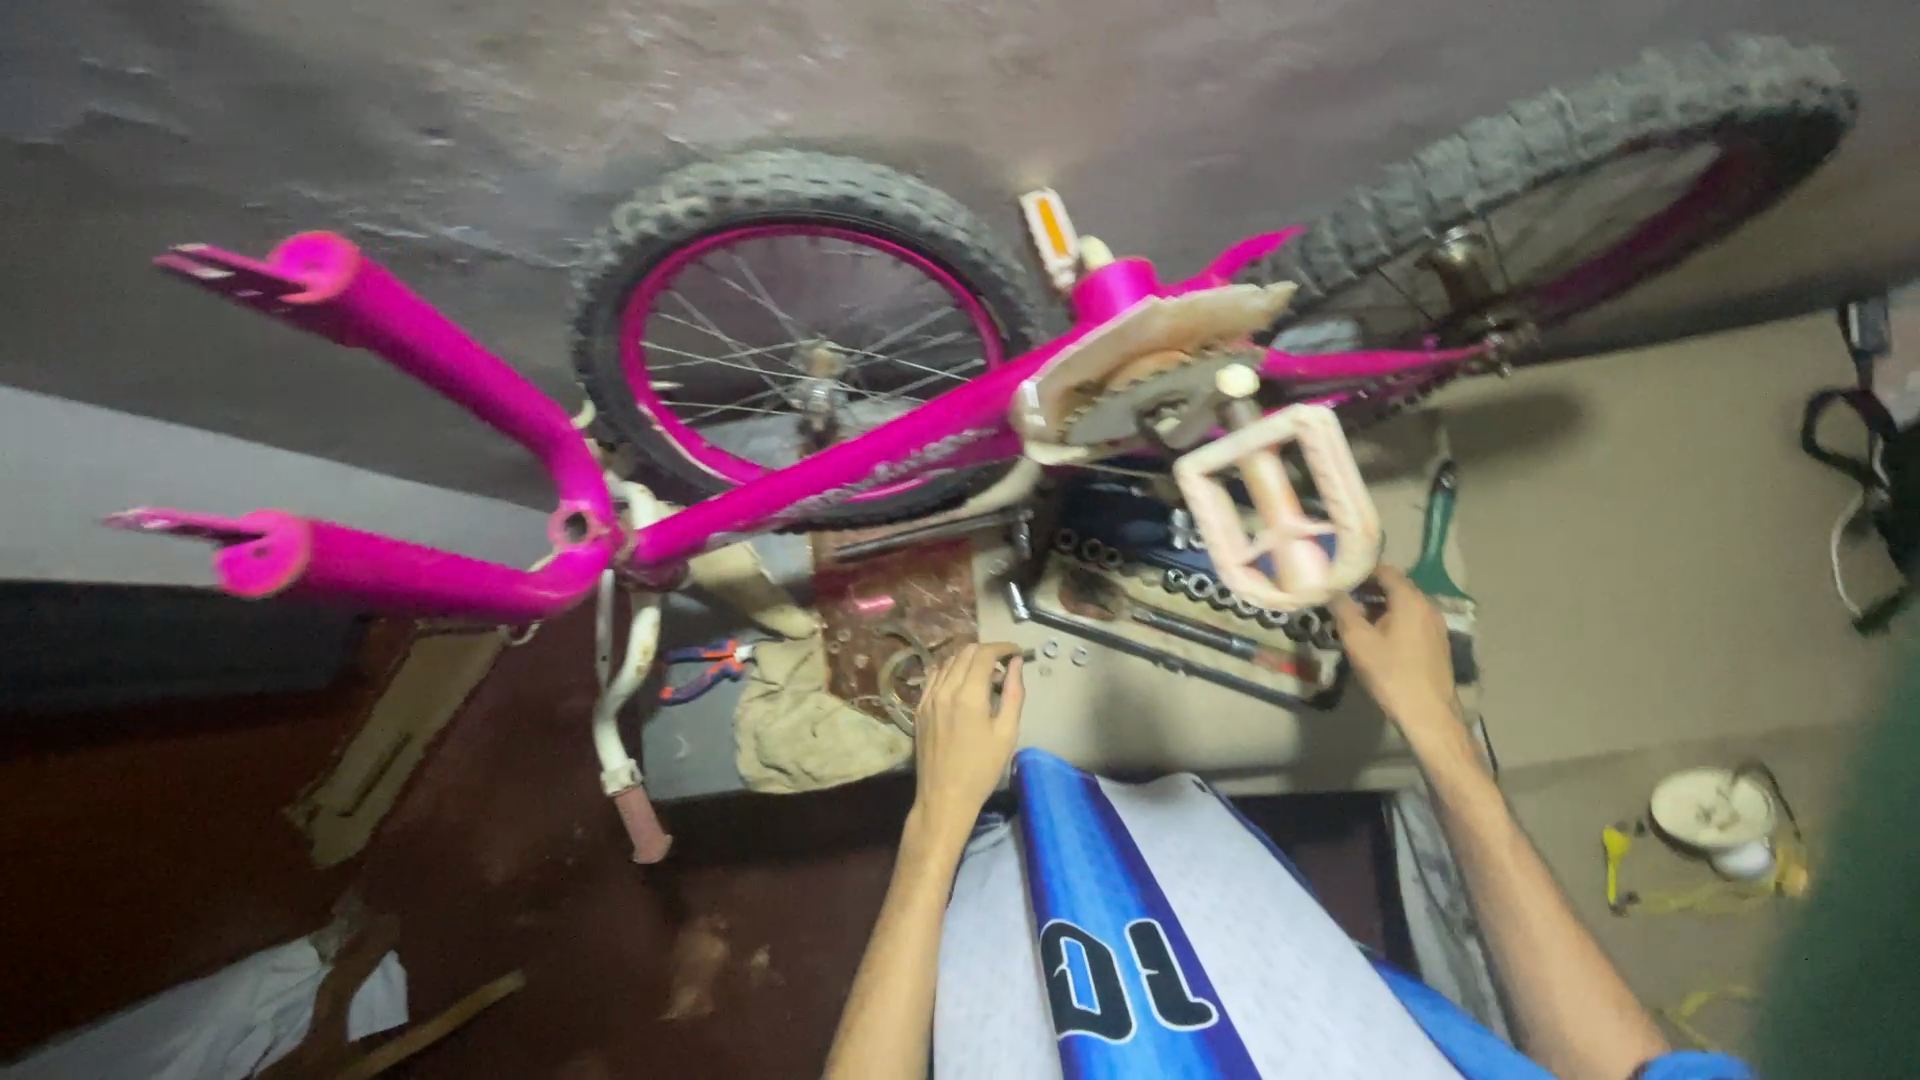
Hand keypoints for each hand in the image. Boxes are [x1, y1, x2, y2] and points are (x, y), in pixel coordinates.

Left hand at [910, 642, 1024, 834]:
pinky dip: (950, 671)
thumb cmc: (982, 769)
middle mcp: (944, 690)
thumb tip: (1016, 664)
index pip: (984, 654)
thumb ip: (1013, 693)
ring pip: (948, 661)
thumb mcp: (1007, 733)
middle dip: (987, 651)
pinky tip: (962, 683)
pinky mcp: (919, 708)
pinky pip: (934, 677)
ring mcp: (928, 698)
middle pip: (965, 652)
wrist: (944, 796)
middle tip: (1005, 665)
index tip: (1017, 652)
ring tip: (986, 674)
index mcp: (968, 695)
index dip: (1003, 647)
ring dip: (968, 659)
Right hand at [1328, 565, 1456, 733]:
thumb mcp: (1357, 639)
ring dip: (1379, 605)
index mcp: (1410, 600)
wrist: (1427, 713)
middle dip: (1368, 589)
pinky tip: (1375, 636)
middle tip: (1341, 597)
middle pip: (1395, 586)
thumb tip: (1331, 589)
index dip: (1361, 571)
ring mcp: (1435, 625)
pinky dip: (1392, 619)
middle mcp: (1427, 606)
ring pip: (1403, 604)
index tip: (1338, 577)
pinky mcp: (1436, 642)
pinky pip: (1411, 620)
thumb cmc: (1390, 672)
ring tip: (1353, 617)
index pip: (1385, 570)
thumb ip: (1343, 609)